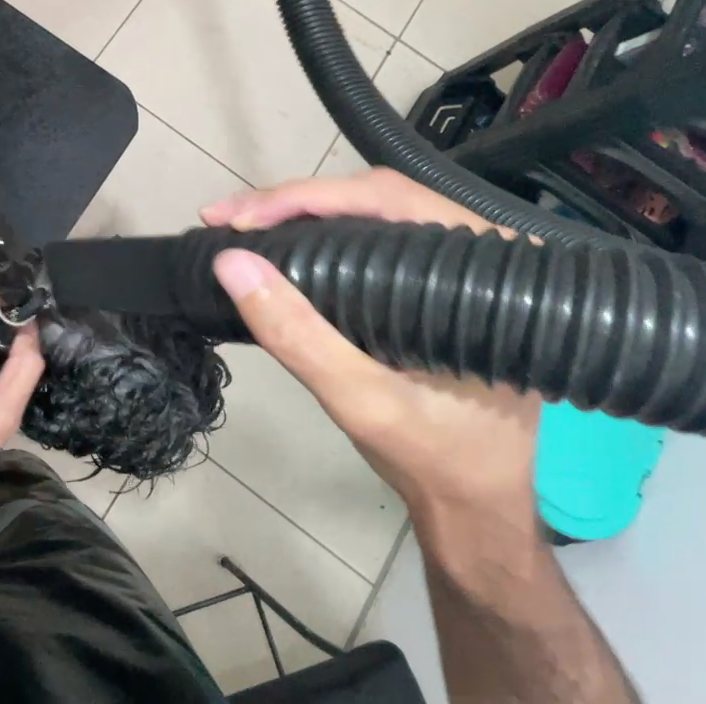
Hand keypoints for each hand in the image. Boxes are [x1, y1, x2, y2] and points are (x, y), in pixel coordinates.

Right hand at [200, 170, 540, 539]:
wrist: (472, 507)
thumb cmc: (433, 457)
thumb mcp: (360, 400)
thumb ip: (297, 335)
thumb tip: (229, 261)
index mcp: (483, 270)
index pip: (387, 200)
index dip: (304, 198)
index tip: (240, 221)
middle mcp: (472, 255)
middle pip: (370, 197)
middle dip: (287, 201)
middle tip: (222, 219)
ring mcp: (449, 269)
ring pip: (363, 214)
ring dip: (293, 215)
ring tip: (236, 227)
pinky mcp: (426, 286)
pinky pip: (363, 240)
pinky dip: (310, 238)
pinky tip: (274, 247)